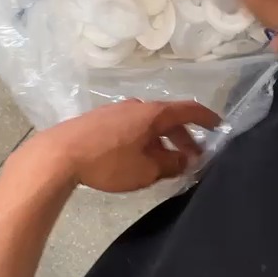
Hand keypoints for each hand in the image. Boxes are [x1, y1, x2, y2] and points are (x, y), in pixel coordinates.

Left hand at [22, 99, 222, 192]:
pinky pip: (132, 127)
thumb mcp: (146, 170)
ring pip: (149, 124)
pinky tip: (140, 158)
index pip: (189, 110)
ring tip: (166, 163)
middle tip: (193, 158)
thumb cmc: (108, 162)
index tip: (220, 127)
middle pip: (169, 119)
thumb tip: (185, 159)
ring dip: (163, 141)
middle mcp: (137, 106)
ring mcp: (116, 111)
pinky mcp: (100, 121)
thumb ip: (171, 164)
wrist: (58, 155)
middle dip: (184, 138)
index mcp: (153, 114)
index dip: (207, 119)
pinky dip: (145, 140)